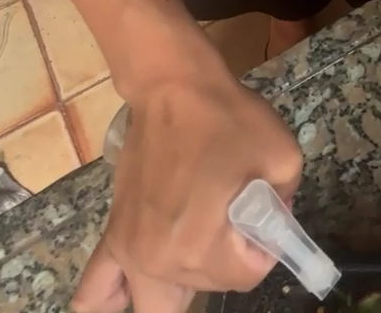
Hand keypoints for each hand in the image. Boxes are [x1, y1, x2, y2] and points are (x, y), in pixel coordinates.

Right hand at [72, 30, 303, 312]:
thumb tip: (274, 222)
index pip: (247, 277)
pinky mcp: (113, 236)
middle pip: (202, 293)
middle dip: (228, 265)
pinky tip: (131, 287)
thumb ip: (286, 201)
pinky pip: (95, 292)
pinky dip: (114, 297)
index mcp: (199, 244)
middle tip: (236, 223)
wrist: (174, 89)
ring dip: (181, 287)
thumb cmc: (230, 118)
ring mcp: (128, 252)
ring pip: (154, 303)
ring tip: (197, 244)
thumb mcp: (283, 154)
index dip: (267, 246)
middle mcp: (157, 260)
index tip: (267, 211)